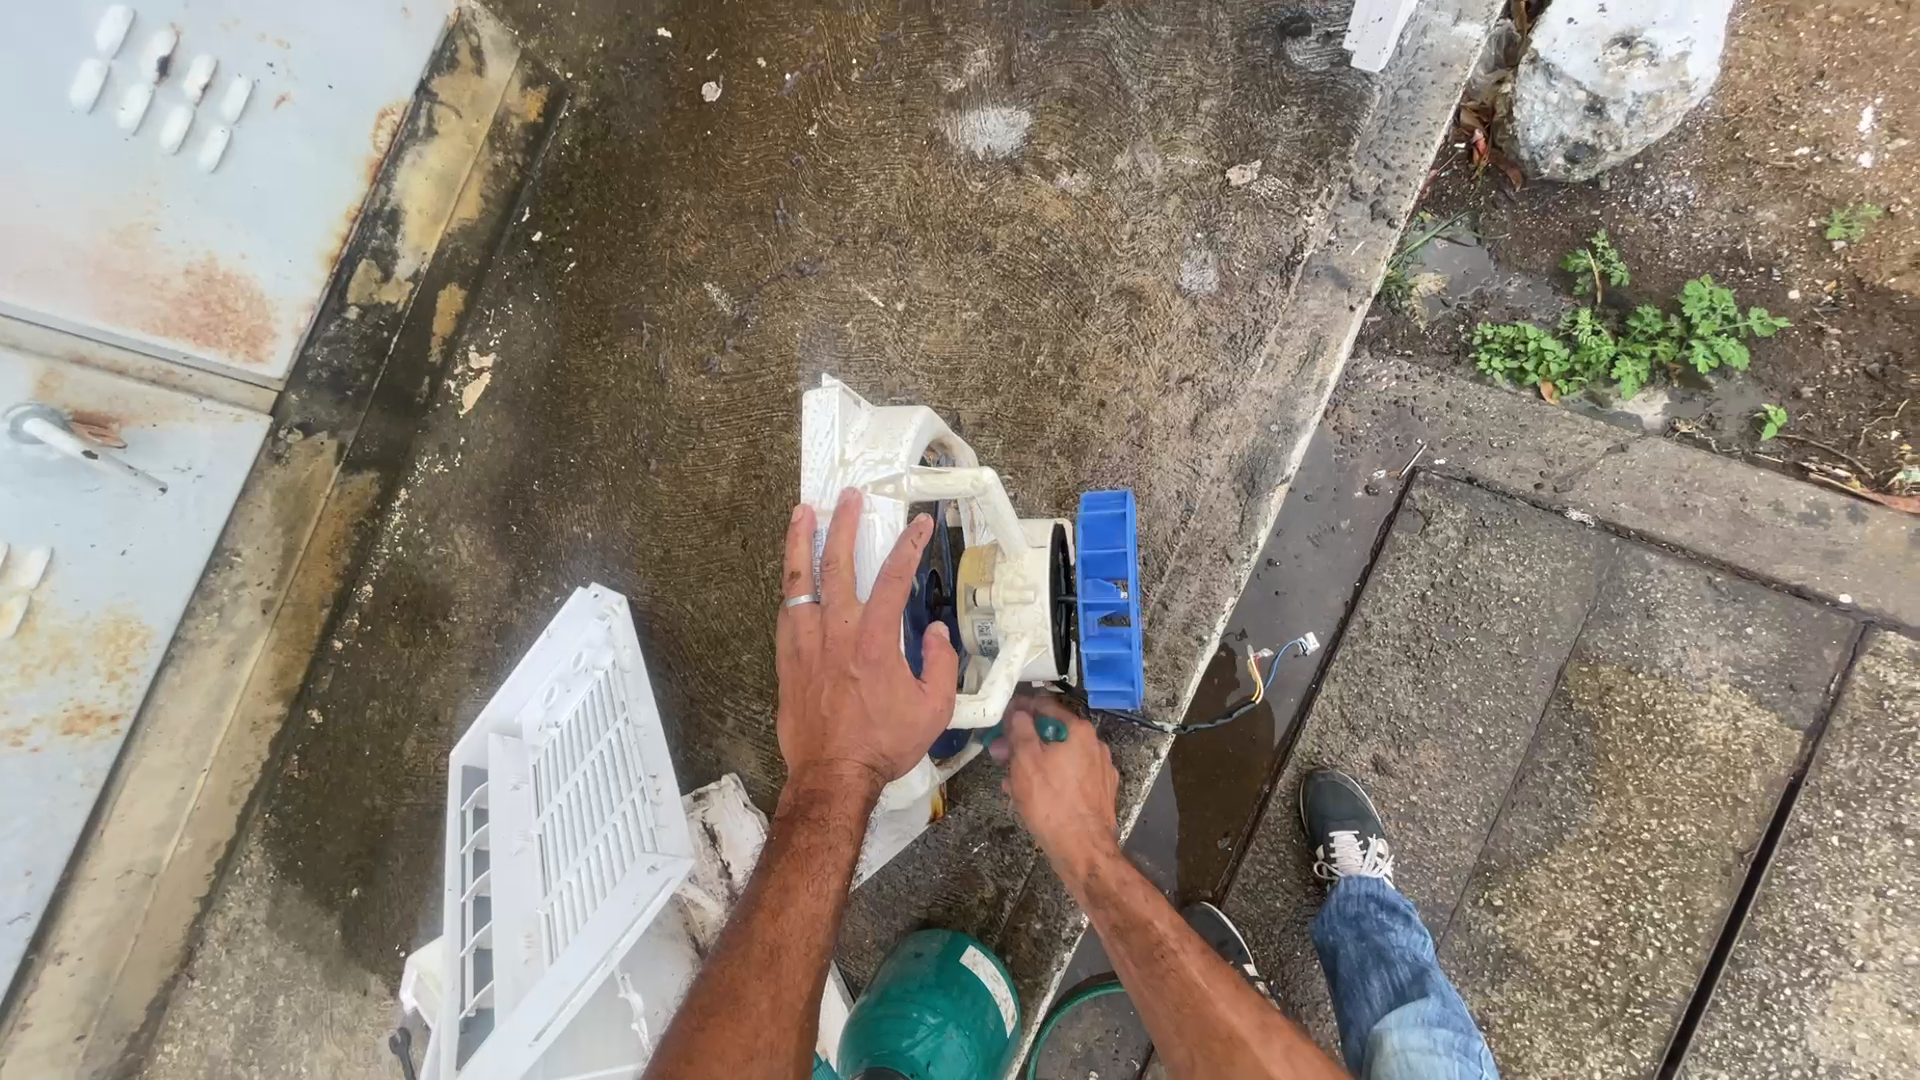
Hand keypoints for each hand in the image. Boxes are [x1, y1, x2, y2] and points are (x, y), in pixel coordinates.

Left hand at [776, 487, 960, 800]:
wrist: (833, 773)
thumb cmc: (881, 744)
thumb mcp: (934, 707)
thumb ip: (940, 662)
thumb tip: (933, 631)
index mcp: (875, 640)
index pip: (894, 578)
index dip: (909, 546)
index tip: (919, 524)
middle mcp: (837, 633)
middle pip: (838, 564)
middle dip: (845, 525)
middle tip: (848, 498)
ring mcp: (807, 643)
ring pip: (800, 581)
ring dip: (802, 543)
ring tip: (802, 514)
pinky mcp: (788, 659)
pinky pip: (786, 612)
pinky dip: (791, 586)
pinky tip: (793, 574)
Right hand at [989, 695, 1121, 887]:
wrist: (1083, 850)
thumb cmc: (1051, 802)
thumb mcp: (1025, 759)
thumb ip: (1020, 729)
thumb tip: (1019, 713)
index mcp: (1079, 731)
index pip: (1046, 706)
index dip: (1020, 708)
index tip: (1003, 716)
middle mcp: (1095, 745)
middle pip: (1052, 734)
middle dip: (1022, 742)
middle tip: (999, 753)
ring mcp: (1100, 770)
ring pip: (1059, 757)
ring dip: (1032, 763)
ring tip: (1008, 780)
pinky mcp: (1100, 793)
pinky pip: (1069, 777)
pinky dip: (1049, 779)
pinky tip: (1030, 795)